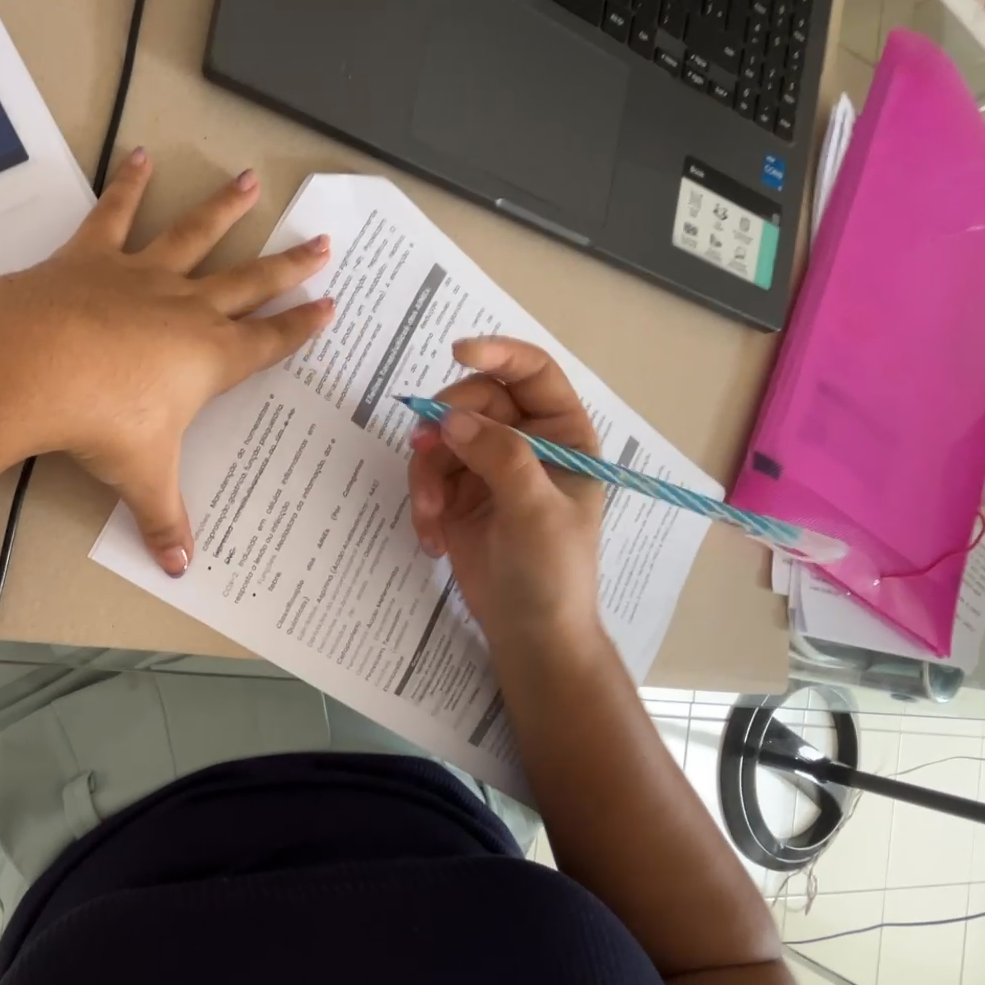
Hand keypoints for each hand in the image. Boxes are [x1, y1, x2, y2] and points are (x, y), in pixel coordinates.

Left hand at [0, 149, 333, 575]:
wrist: (35, 367)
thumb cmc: (101, 423)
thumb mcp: (140, 478)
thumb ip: (163, 521)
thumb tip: (179, 569)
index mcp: (208, 359)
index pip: (268, 343)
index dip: (301, 327)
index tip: (330, 305)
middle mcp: (185, 309)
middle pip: (250, 283)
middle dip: (288, 266)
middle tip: (321, 242)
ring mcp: (142, 277)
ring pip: (195, 236)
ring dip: (225, 211)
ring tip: (249, 183)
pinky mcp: (93, 257)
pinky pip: (116, 214)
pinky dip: (129, 183)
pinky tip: (140, 154)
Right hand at [408, 338, 606, 648]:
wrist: (529, 632)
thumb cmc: (553, 571)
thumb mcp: (536, 510)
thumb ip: (500, 458)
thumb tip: (450, 418)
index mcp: (563, 435)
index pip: (532, 374)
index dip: (497, 355)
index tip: (457, 352)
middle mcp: (524, 443)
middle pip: (472, 402)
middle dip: (444, 425)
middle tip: (424, 448)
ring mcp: (486, 470)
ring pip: (440, 440)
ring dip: (426, 476)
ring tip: (430, 516)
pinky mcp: (456, 498)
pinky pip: (426, 478)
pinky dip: (422, 506)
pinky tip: (432, 540)